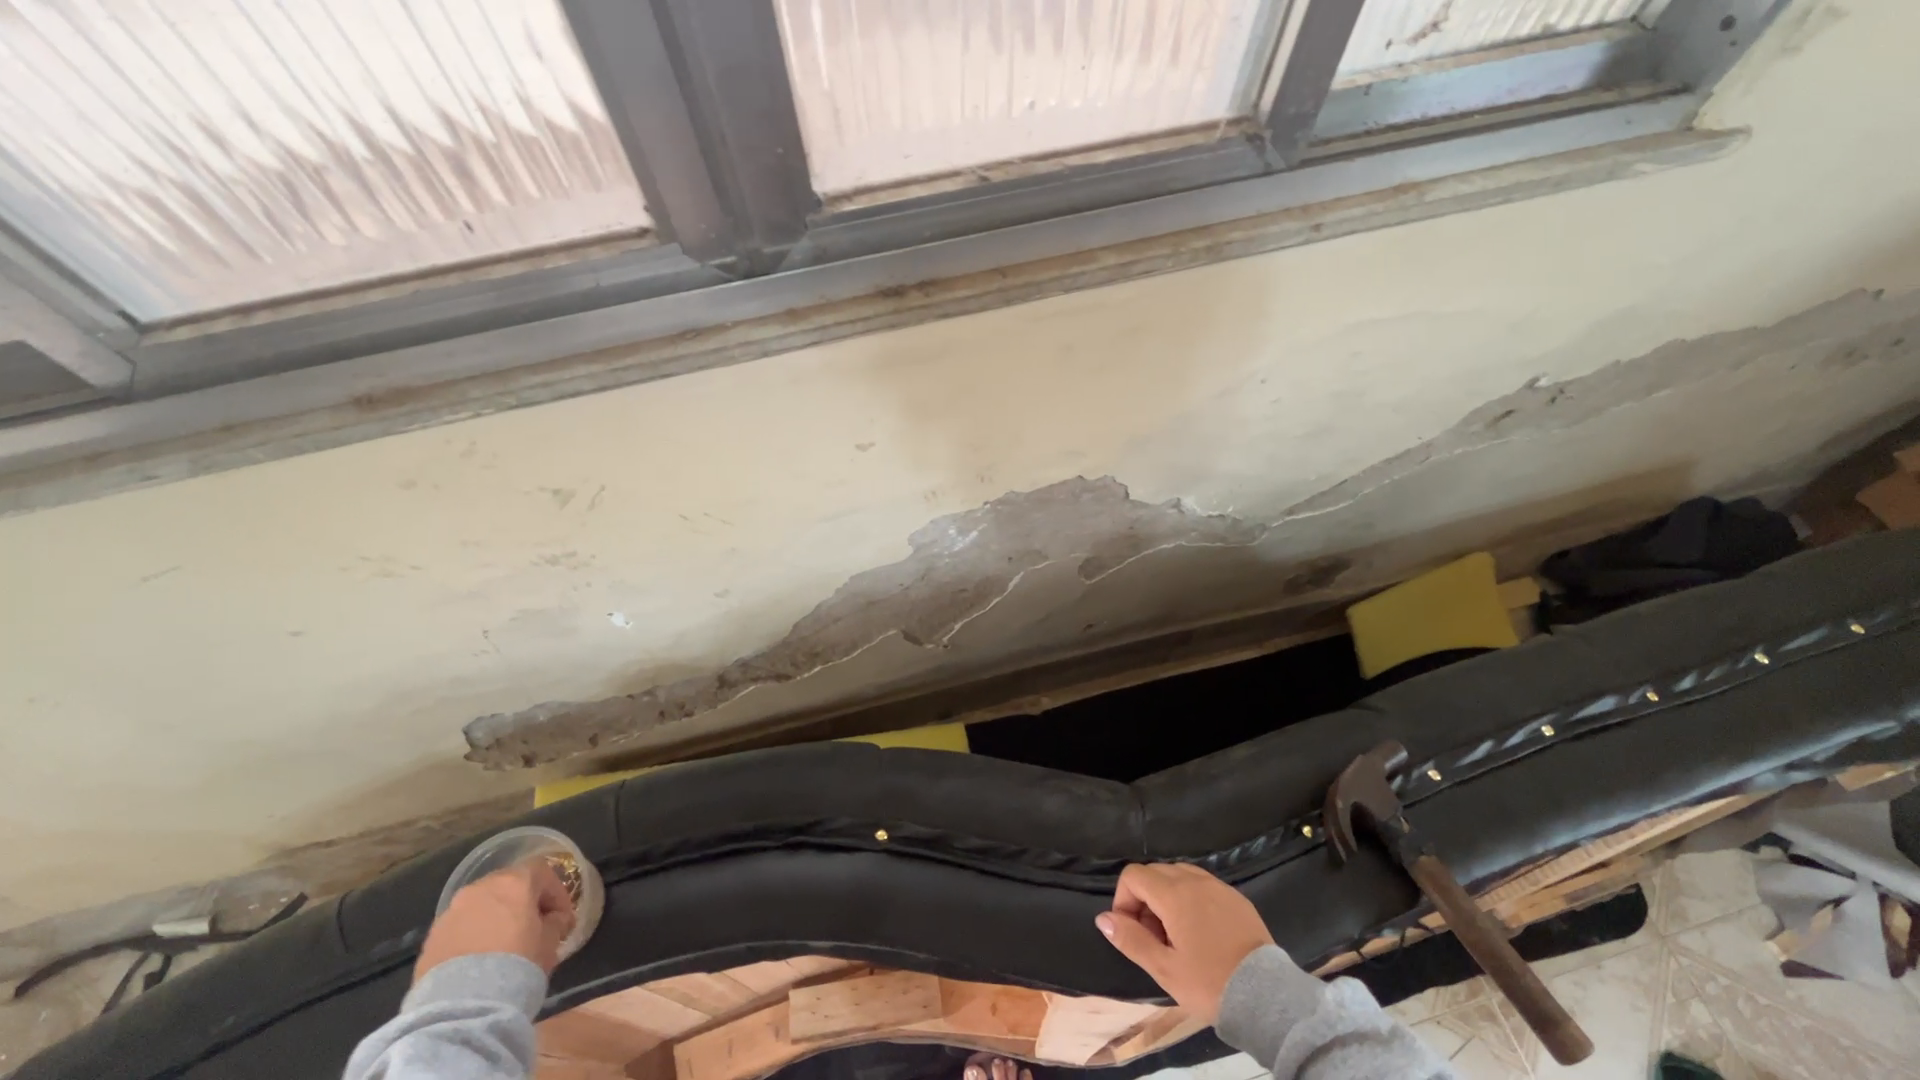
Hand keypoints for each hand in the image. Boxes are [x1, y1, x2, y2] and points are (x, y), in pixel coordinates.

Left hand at [415, 859, 576, 981]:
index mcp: (514, 883)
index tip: (562, 917)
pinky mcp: (432, 937)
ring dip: (495, 917)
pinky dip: (473, 935)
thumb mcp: (551, 944)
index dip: (556, 892)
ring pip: (481, 905)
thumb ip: (556, 923)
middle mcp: (480, 888)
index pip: (542, 871)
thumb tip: (554, 919)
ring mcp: (452, 911)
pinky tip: (480, 961)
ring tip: (503, 946)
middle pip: (508, 884)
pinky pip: (461, 927)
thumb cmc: (518, 965)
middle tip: (533, 928)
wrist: (463, 1007)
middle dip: (523, 902)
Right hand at [1094, 863, 1273, 1022]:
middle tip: (1152, 937)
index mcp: (1175, 894)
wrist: (1266, 997)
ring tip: (1175, 935)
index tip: (1131, 931)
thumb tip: (1103, 918)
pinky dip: (1190, 899)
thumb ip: (1130, 939)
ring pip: (1180, 876)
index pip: (1134, 875)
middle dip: (1144, 898)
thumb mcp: (1163, 968)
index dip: (1123, 900)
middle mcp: (1196, 881)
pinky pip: (1203, 886)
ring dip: (1167, 897)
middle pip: (1156, 872)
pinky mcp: (1237, 899)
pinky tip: (1200, 933)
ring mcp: (1220, 887)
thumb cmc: (1209, 983)